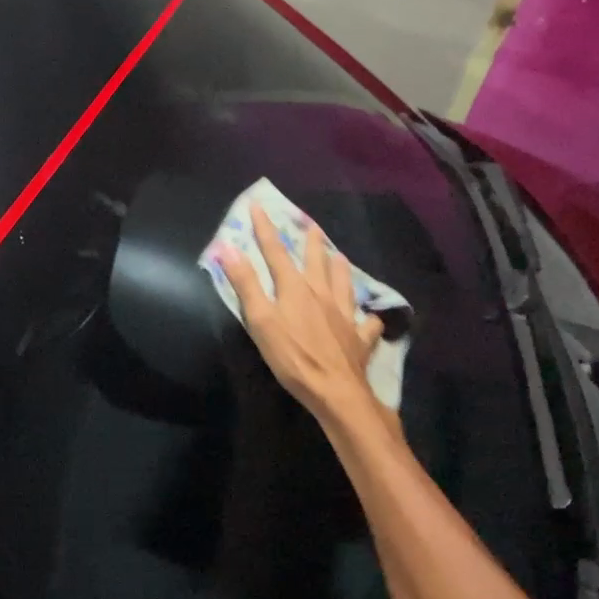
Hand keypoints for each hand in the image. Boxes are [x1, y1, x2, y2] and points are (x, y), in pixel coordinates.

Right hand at [218, 211, 384, 424]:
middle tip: (311, 225)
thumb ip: (245, 284)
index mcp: (294, 288)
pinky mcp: (359, 338)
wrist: (336, 392)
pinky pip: (367, 324)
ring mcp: (344, 316)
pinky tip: (371, 317)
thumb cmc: (292, 356)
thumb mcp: (259, 320)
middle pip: (316, 262)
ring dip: (341, 269)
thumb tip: (227, 248)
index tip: (258, 206)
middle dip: (311, 241)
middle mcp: (321, 294)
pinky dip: (368, 318)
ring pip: (344, 284)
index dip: (265, 228)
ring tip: (341, 257)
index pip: (275, 251)